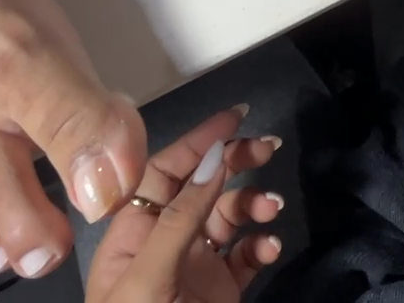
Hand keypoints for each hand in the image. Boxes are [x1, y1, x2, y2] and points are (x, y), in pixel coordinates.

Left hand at [84, 108, 285, 302]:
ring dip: (254, 203)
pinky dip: (262, 240)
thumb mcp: (148, 282)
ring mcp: (196, 267)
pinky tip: (269, 246)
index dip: (199, 141)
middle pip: (203, 185)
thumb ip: (180, 217)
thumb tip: (214, 155)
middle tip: (269, 148)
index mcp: (132, 237)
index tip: (237, 117)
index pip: (164, 172)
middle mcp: (164, 244)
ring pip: (230, 214)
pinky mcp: (224, 289)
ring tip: (271, 210)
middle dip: (236, 163)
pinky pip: (247, 250)